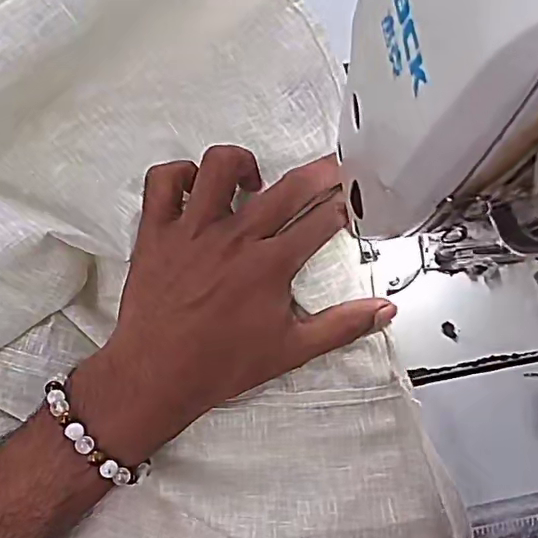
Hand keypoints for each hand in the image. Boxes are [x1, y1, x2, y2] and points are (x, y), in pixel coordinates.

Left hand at [68, 146, 395, 463]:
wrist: (157, 375)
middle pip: (288, 186)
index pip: (321, 220)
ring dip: (243, 162)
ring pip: (220, 166)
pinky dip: (178, 174)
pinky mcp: (157, 233)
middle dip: (320, 172)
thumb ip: (341, 326)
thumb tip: (380, 312)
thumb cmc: (215, 365)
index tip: (347, 204)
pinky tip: (193, 187)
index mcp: (269, 266)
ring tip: (253, 177)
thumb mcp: (291, 350)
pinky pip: (163, 181)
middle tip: (329, 171)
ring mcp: (192, 231)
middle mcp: (233, 240)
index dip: (342, 206)